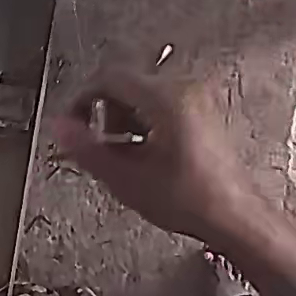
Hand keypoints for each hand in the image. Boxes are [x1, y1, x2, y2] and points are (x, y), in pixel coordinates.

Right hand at [50, 70, 271, 245]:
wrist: (233, 217)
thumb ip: (87, 148)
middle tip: (105, 148)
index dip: (82, 100)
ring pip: (142, 95)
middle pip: (125, 84)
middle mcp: (184, 90)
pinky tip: (148, 156)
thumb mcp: (125, 178)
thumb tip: (61, 127)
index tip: (73, 124)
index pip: (108, 77)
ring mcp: (197, 99)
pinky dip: (145, 125)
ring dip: (125, 121)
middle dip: (106, 115)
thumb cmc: (190, 200)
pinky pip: (161, 105)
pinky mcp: (203, 112)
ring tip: (128, 156)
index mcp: (166, 99)